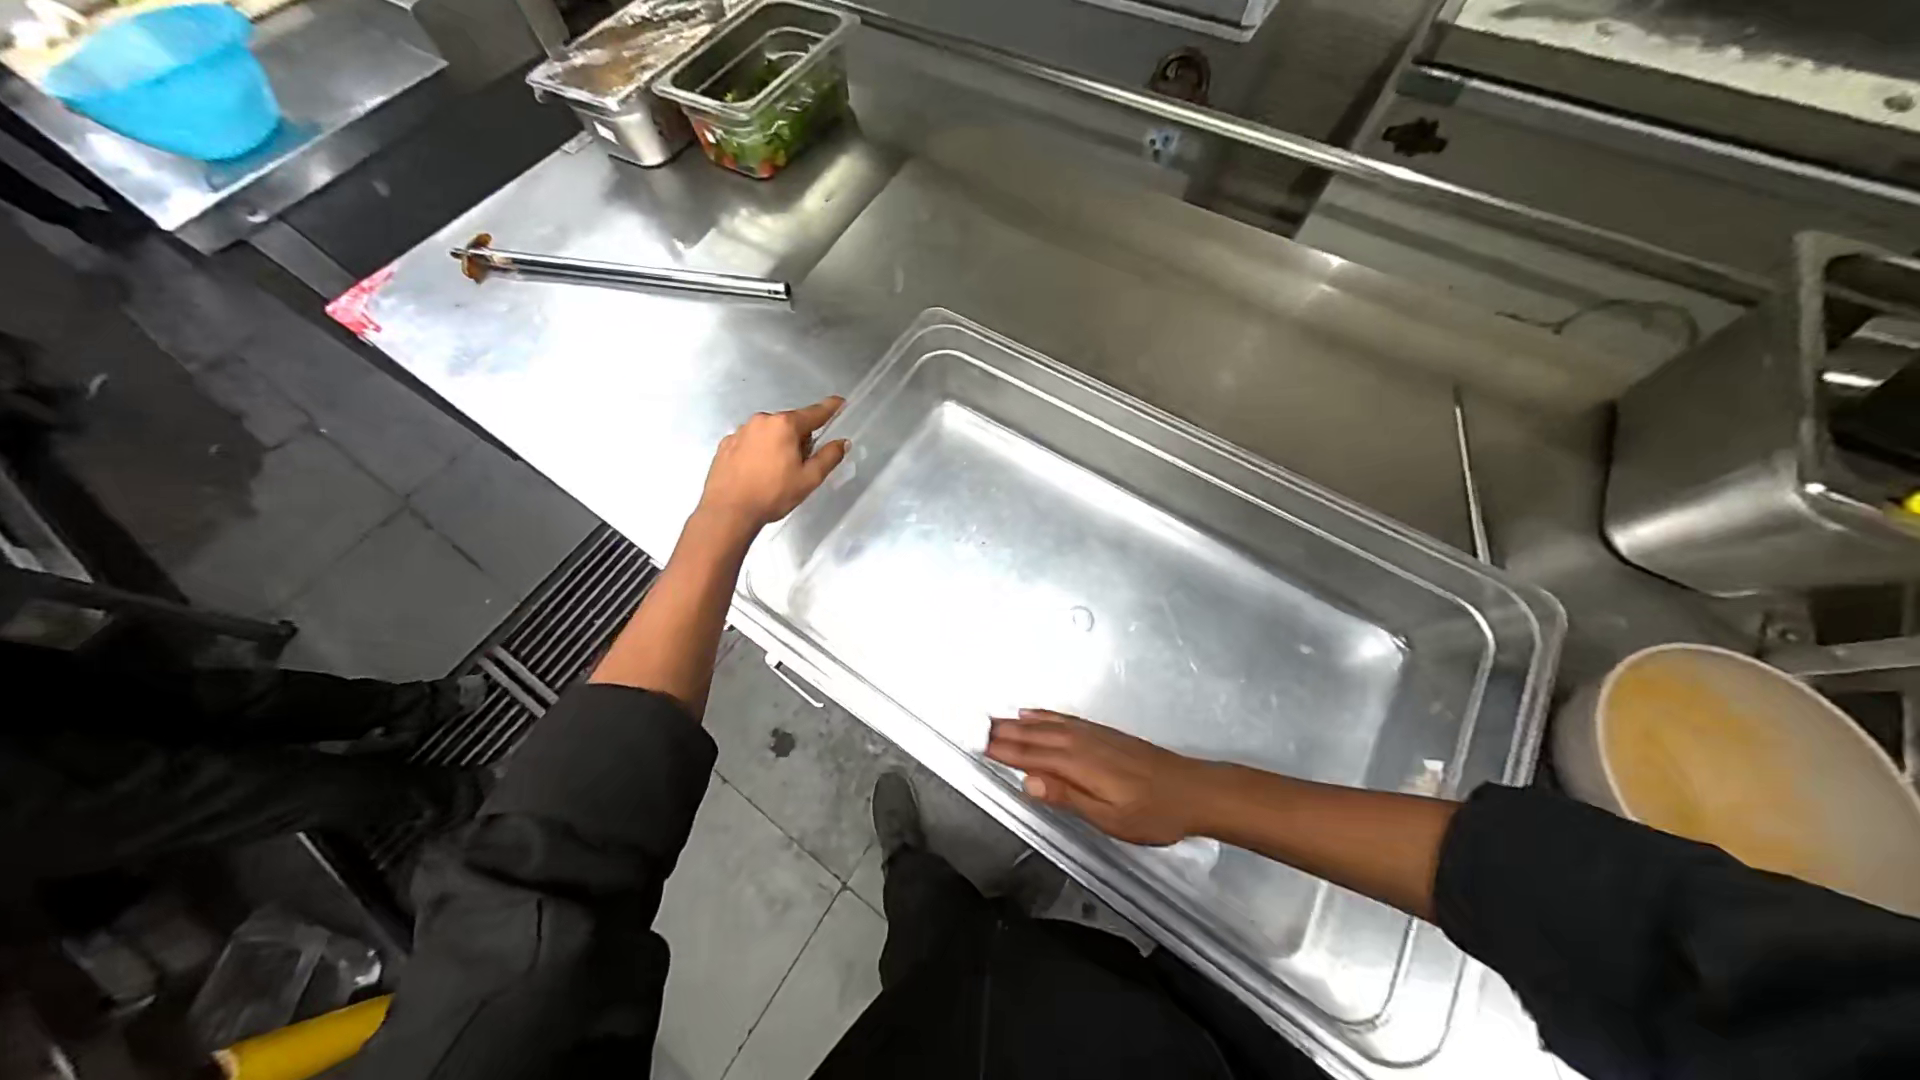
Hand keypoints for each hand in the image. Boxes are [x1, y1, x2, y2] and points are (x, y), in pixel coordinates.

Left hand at [698, 396, 848, 531]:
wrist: (728, 511)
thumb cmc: (773, 494)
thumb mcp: (809, 479)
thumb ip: (829, 457)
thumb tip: (842, 442)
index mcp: (785, 425)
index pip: (814, 413)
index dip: (830, 408)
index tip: (840, 403)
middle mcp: (762, 421)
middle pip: (790, 424)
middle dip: (799, 438)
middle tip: (800, 465)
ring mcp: (740, 431)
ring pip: (769, 432)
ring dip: (777, 444)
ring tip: (776, 472)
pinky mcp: (726, 444)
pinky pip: (750, 442)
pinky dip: (758, 451)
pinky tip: (756, 471)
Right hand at [985, 709, 1213, 846]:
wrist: (1193, 791)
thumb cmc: (1151, 813)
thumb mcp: (1108, 816)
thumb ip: (1066, 796)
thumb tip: (1025, 780)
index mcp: (1077, 764)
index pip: (1030, 756)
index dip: (1001, 750)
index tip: (974, 742)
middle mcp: (1080, 743)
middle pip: (1033, 736)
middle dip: (1002, 732)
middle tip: (972, 725)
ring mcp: (1092, 735)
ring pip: (1046, 725)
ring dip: (1017, 722)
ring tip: (992, 719)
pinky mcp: (1103, 733)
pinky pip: (1064, 719)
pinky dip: (1044, 715)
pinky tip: (1033, 714)